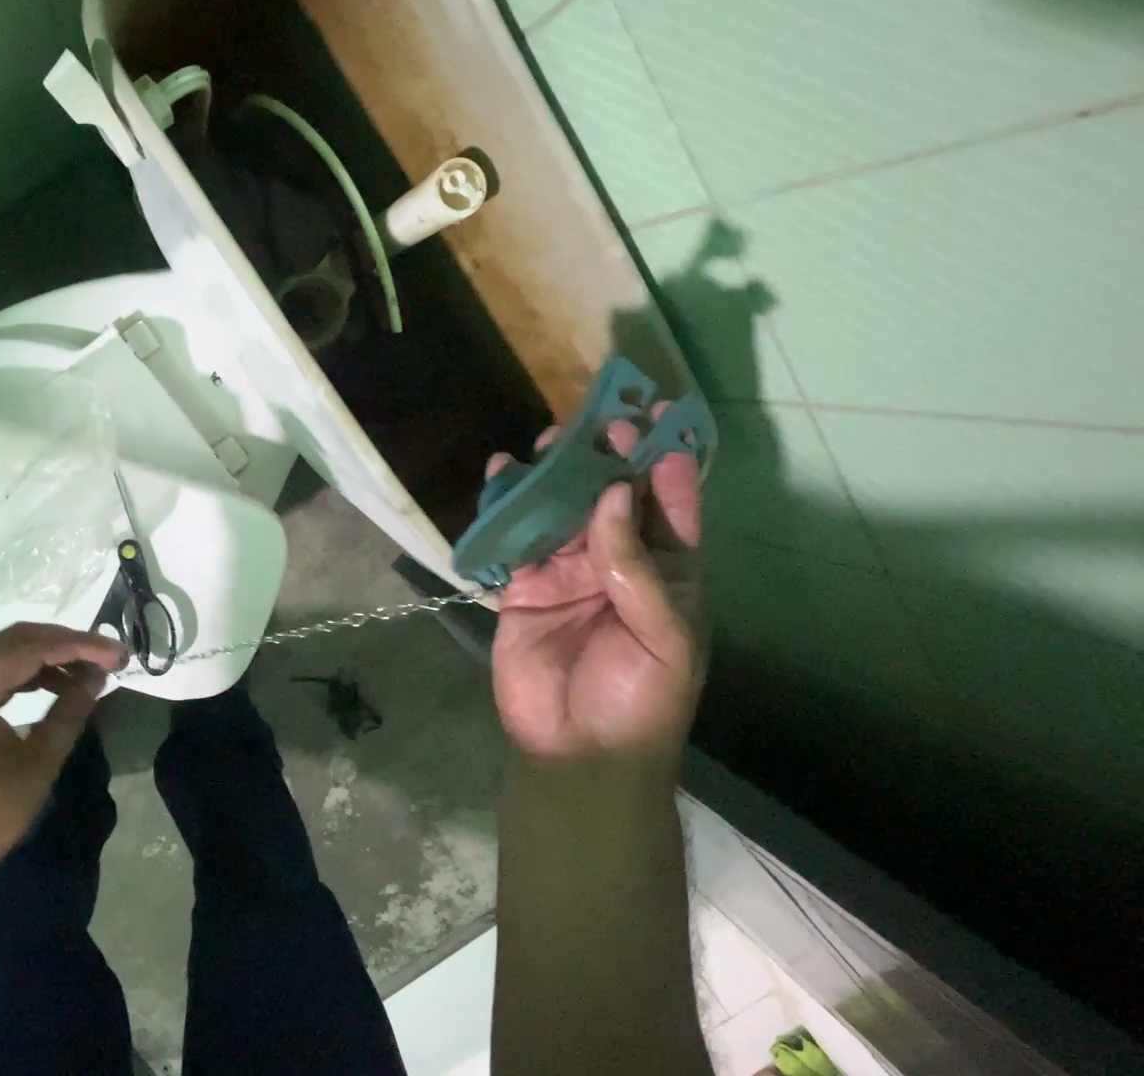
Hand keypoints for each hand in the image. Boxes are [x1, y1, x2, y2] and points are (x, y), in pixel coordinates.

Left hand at [0, 623, 127, 904]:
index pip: (29, 647)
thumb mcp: (36, 765)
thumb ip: (69, 713)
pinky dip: (22, 676)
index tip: (120, 653)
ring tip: (86, 672)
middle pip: (12, 641)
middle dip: (63, 643)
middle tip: (107, 654)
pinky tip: (52, 687)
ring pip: (0, 657)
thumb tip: (97, 677)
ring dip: (44, 658)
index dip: (79, 645)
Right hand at [487, 418, 703, 766]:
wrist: (578, 750)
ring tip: (549, 440)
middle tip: (594, 422)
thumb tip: (610, 497)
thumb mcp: (665, 636)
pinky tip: (502, 475)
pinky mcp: (520, 587)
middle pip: (608, 499)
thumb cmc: (641, 698)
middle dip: (603, 460)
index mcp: (666, 572)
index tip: (655, 419)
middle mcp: (615, 563)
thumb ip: (637, 567)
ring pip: (560, 512)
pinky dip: (506, 508)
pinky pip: (513, 540)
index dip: (662, 465)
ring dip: (555, 476)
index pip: (667, 508)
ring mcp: (565, 573)